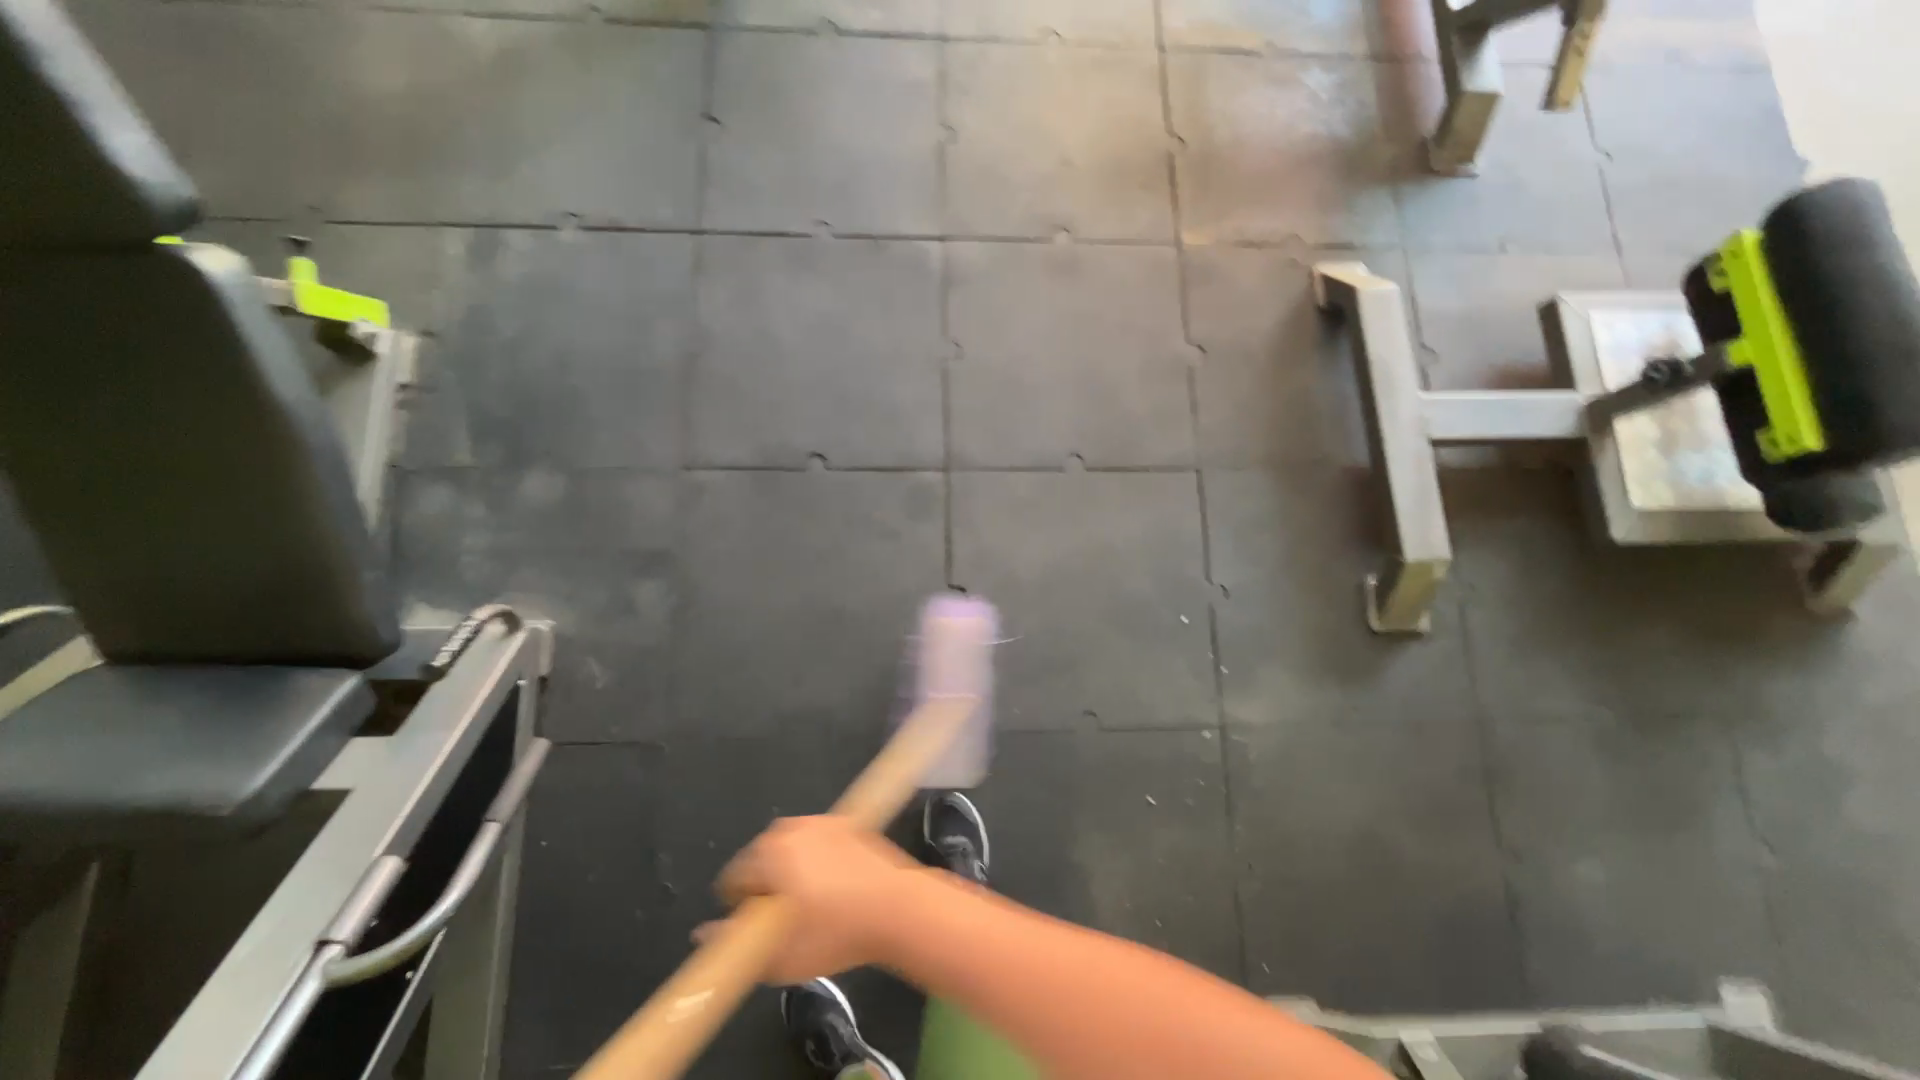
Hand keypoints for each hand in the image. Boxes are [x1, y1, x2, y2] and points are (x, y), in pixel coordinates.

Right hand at [701, 815, 925, 983]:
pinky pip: (818, 844)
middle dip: (767, 887)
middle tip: (786, 920)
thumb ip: (732, 944)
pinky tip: (836, 888)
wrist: (898, 908)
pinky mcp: (847, 824)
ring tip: (813, 905)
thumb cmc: (835, 933)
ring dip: (793, 872)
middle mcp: (787, 830)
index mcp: (765, 855)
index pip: (733, 880)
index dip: (741, 909)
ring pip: (790, 851)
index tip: (759, 929)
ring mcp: (820, 822)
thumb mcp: (778, 956)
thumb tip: (703, 934)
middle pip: (761, 861)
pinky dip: (819, 861)